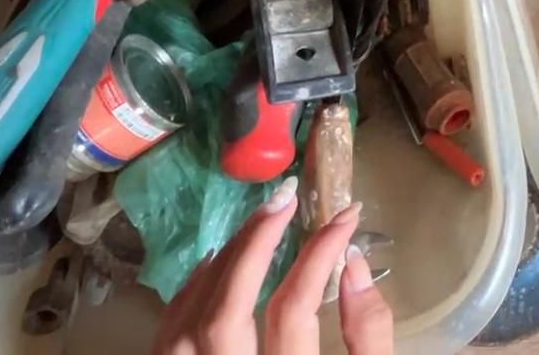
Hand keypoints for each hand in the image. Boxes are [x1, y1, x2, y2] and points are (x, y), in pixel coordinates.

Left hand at [154, 177, 393, 354]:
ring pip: (183, 330)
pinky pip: (167, 346)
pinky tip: (213, 266)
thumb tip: (354, 261)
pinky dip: (187, 299)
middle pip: (223, 315)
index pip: (294, 311)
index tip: (348, 214)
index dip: (320, 254)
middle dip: (254, 246)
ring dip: (219, 267)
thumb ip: (371, 332)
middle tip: (286, 198)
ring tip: (257, 225)